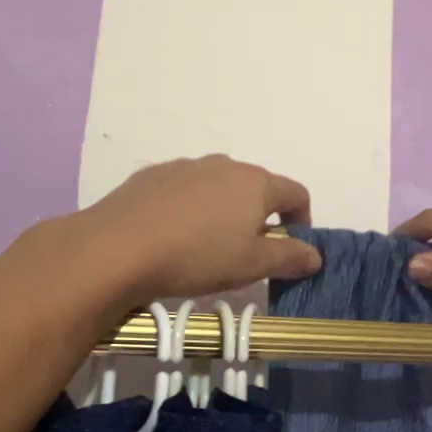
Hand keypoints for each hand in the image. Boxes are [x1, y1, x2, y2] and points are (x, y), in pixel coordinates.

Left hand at [83, 154, 320, 300]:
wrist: (116, 248)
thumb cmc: (197, 257)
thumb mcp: (252, 266)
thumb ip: (289, 257)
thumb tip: (315, 255)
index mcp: (256, 183)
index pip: (296, 193)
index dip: (302, 220)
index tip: (292, 247)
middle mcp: (224, 165)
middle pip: (256, 187)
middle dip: (259, 215)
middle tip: (246, 251)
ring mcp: (185, 166)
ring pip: (217, 186)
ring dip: (222, 210)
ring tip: (206, 245)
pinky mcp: (151, 175)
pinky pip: (183, 190)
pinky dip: (188, 208)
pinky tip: (172, 236)